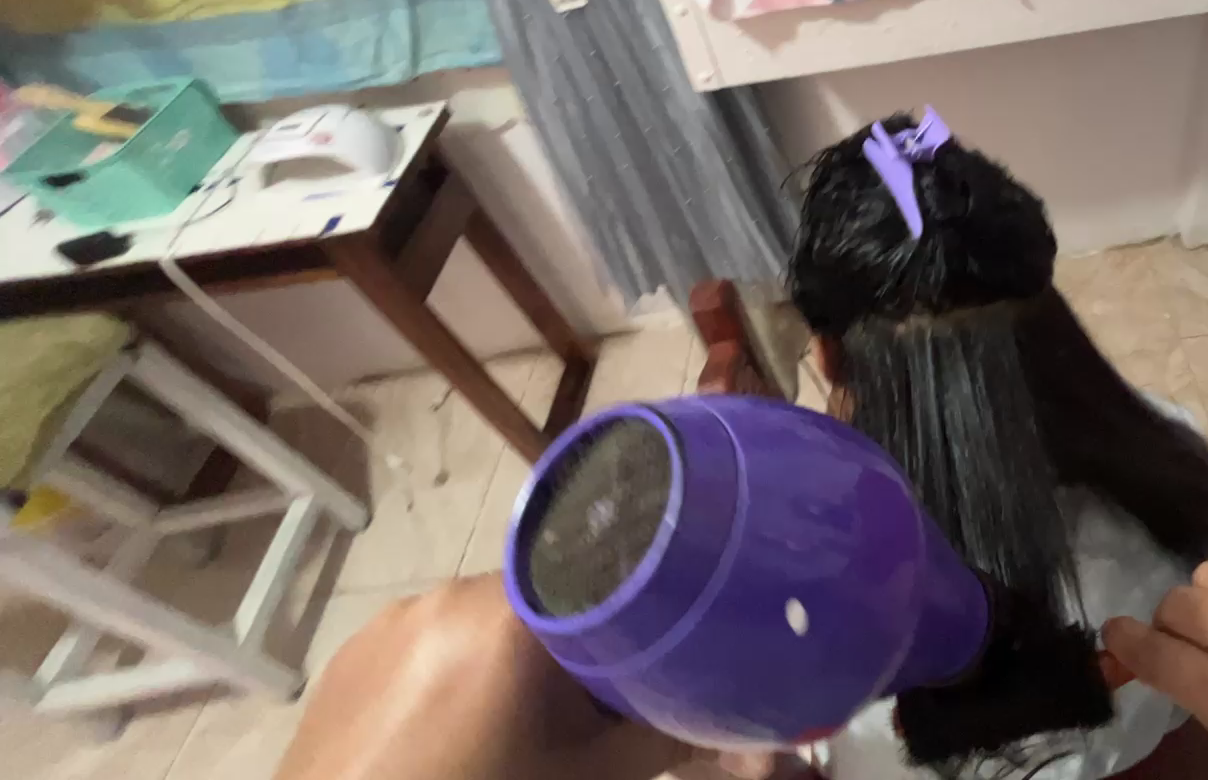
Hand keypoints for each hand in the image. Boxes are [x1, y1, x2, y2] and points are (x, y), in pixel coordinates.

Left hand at [274, 574, 766, 779]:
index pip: (602, 568)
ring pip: (493, 609)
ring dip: (517, 647)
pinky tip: (454, 724)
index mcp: (510, 614)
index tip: (645, 644)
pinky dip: (461, 662)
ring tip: (515, 719)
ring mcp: (393, 619)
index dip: (631, 603)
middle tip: (585, 701)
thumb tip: (757, 725)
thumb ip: (670, 737)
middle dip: (575, 633)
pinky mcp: (351, 652)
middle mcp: (450, 593)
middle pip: (548, 589)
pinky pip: (436, 633)